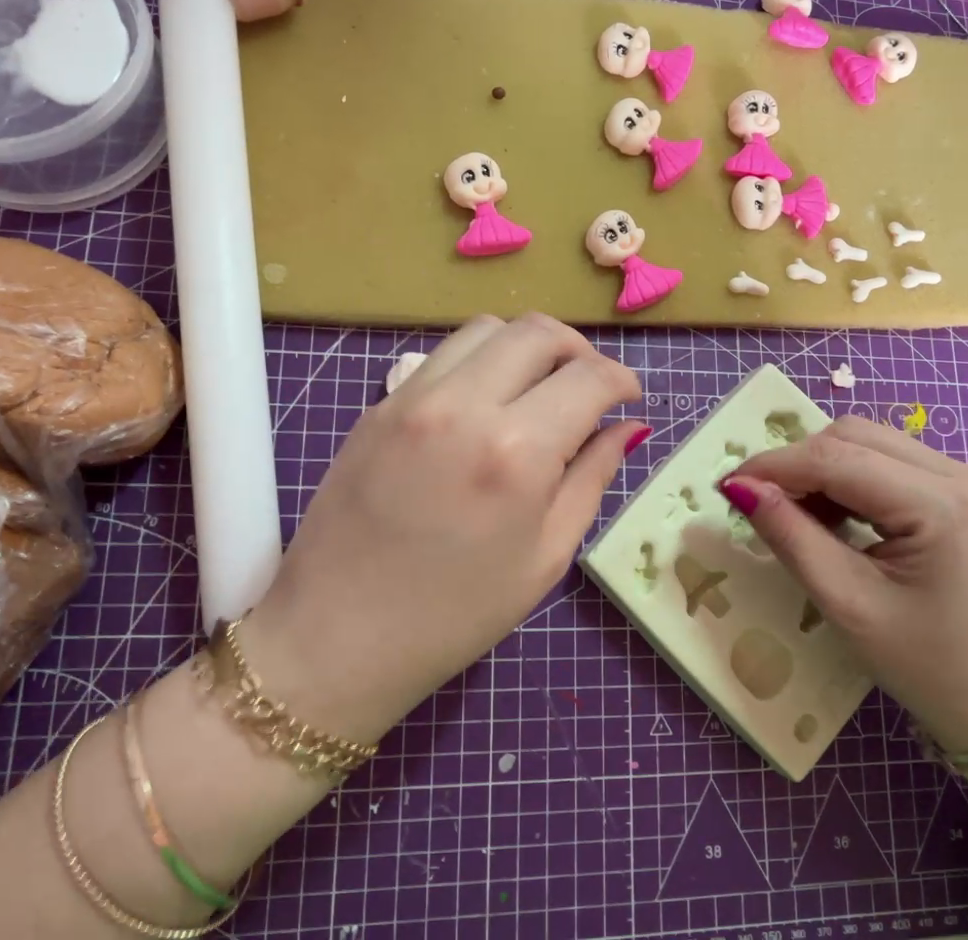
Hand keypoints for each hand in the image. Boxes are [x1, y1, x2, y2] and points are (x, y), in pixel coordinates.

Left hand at [241, 315, 643, 741]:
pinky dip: (478, 366)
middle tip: (588, 388)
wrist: (337, 637)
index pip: (588, 377)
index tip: (630, 398)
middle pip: (537, 331)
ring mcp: (411, 399)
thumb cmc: (455, 616)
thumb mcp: (545, 557)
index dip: (622, 380)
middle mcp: (462, 405)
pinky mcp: (377, 407)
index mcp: (515, 452)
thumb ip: (591, 478)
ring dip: (525, 348)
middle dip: (578, 350)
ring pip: (485, 330)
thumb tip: (626, 428)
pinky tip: (483, 411)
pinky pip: (441, 358)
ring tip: (536, 392)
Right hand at [721, 417, 967, 754]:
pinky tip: (836, 517)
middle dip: (800, 463)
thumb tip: (741, 487)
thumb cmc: (925, 667)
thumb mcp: (848, 604)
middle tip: (761, 504)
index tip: (728, 484)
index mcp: (948, 506)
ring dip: (824, 470)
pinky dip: (852, 481)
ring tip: (797, 516)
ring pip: (873, 444)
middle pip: (857, 437)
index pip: (840, 458)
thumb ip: (791, 536)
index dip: (776, 465)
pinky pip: (893, 464)